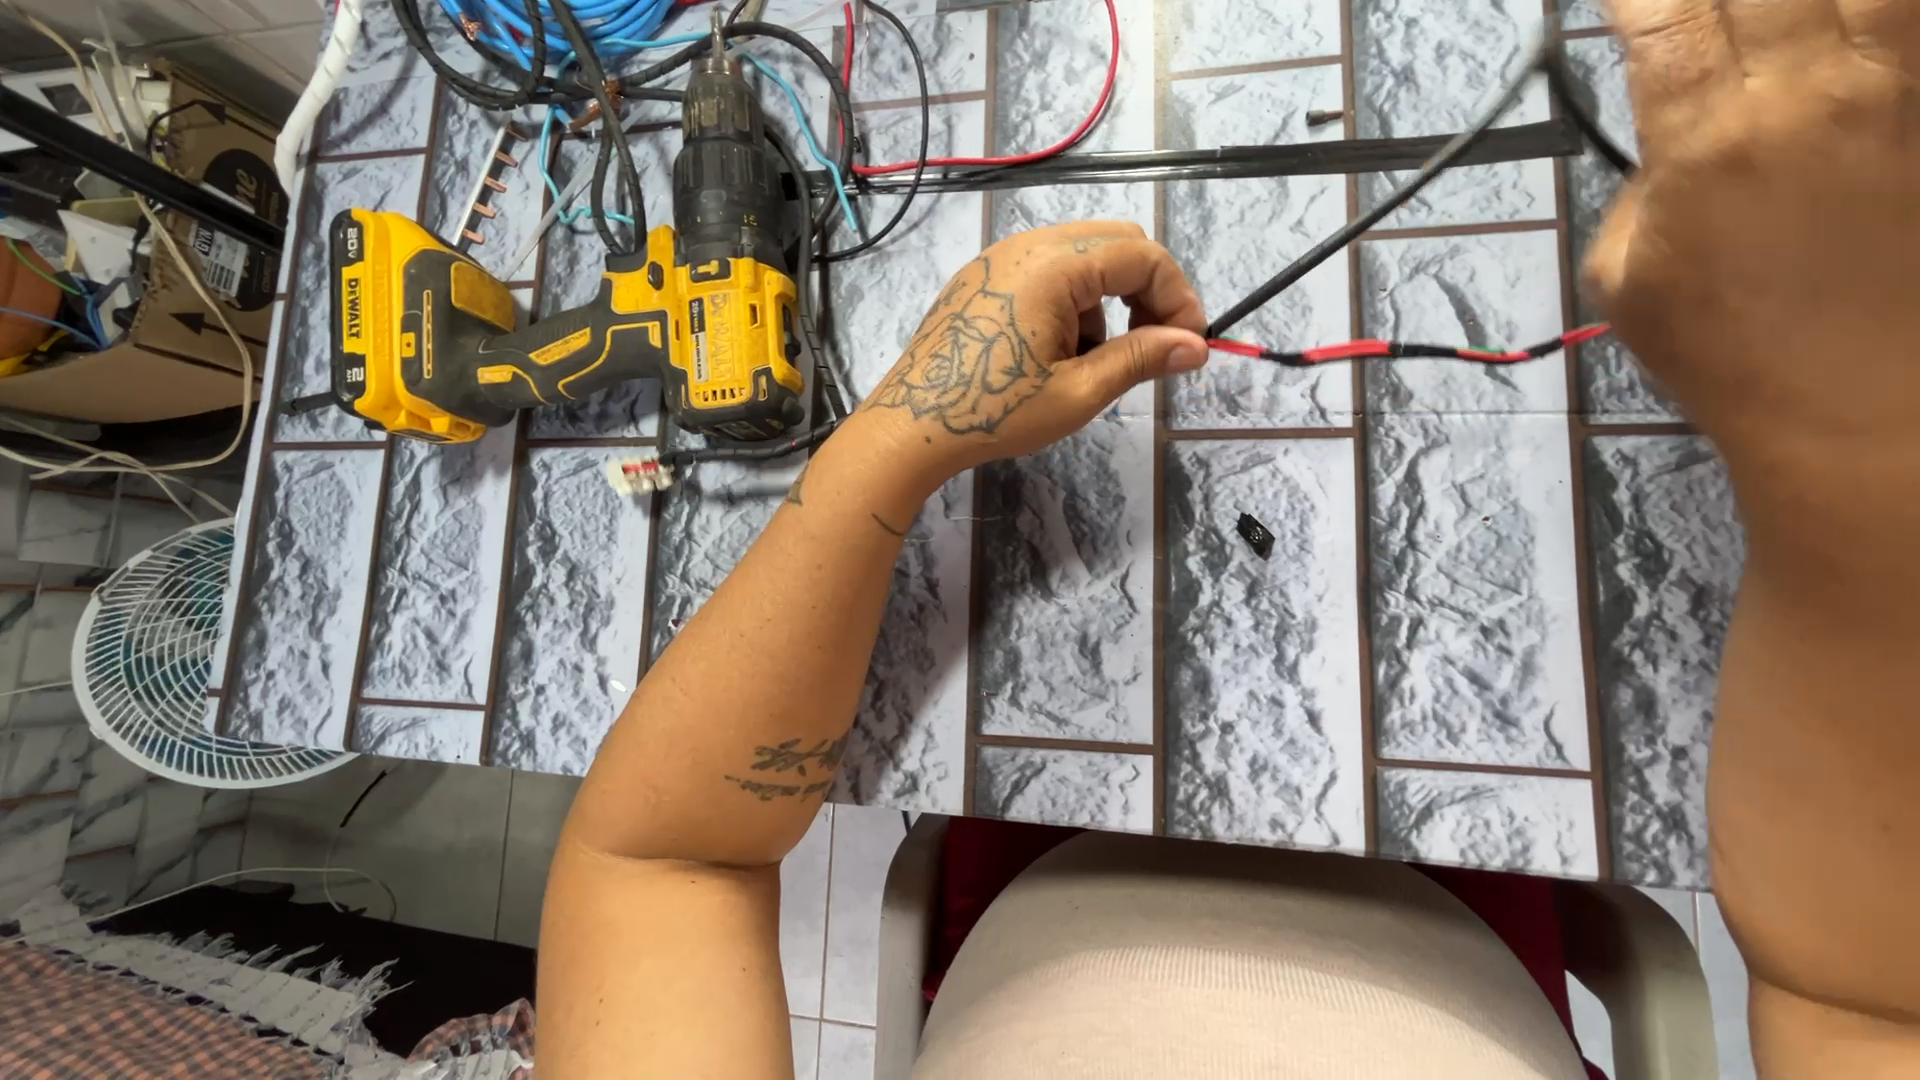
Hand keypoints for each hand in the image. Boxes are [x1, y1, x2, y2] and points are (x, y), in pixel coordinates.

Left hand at [851, 222, 1206, 494]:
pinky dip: (1069, 304)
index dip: (1178, 297)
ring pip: (1080, 259)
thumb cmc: (995, 412)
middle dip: (1146, 293)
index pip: (1143, 256)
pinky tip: (1050, 356)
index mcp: (1055, 264)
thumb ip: (1141, 359)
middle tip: (1152, 347)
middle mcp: (1027, 246)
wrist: (911, 426)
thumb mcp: (1078, 392)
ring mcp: (998, 259)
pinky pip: (1044, 273)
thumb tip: (1196, 347)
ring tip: (1088, 364)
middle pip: (1114, 245)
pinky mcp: (980, 279)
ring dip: (1105, 303)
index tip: (1189, 344)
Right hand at [1584, 0, 1919, 514]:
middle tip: (1684, 6)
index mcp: (1706, 145)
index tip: (1619, 2)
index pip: (1669, 26)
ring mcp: (1894, 90)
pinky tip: (1838, 32)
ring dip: (1794, 1)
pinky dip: (1872, 19)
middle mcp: (1806, 94)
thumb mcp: (1622, 280)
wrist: (1855, 393)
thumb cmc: (1717, 346)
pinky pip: (1911, 26)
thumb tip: (1671, 147)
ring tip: (1764, 19)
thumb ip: (1639, 194)